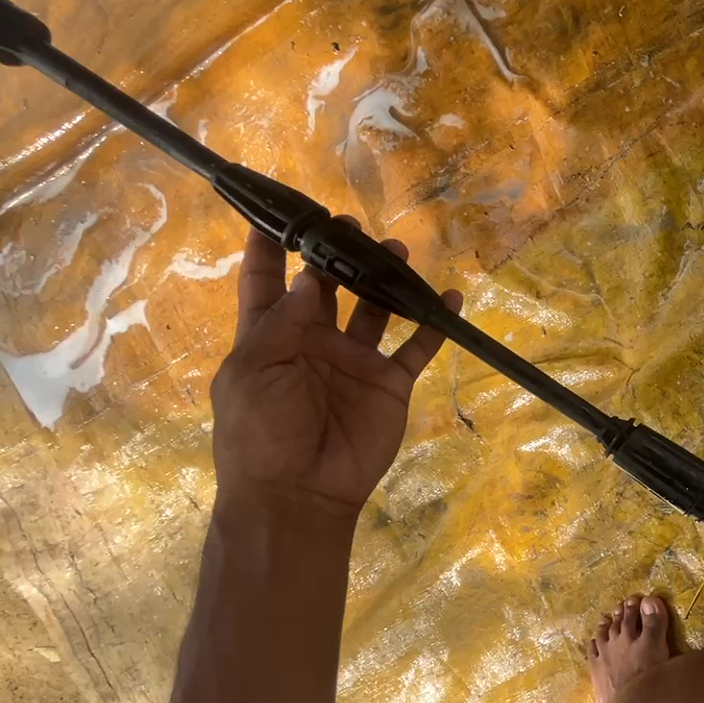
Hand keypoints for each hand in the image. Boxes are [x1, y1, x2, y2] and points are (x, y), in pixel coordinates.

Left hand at [211, 224, 460, 514]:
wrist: (300, 488)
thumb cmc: (260, 429)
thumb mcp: (256, 369)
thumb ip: (286, 322)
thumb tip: (313, 276)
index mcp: (270, 336)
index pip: (267, 283)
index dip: (269, 249)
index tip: (278, 214)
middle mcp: (315, 341)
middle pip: (329, 287)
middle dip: (338, 256)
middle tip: (354, 228)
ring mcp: (356, 361)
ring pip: (375, 309)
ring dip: (385, 281)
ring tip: (398, 253)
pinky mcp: (391, 381)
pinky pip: (418, 346)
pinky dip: (434, 323)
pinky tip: (447, 299)